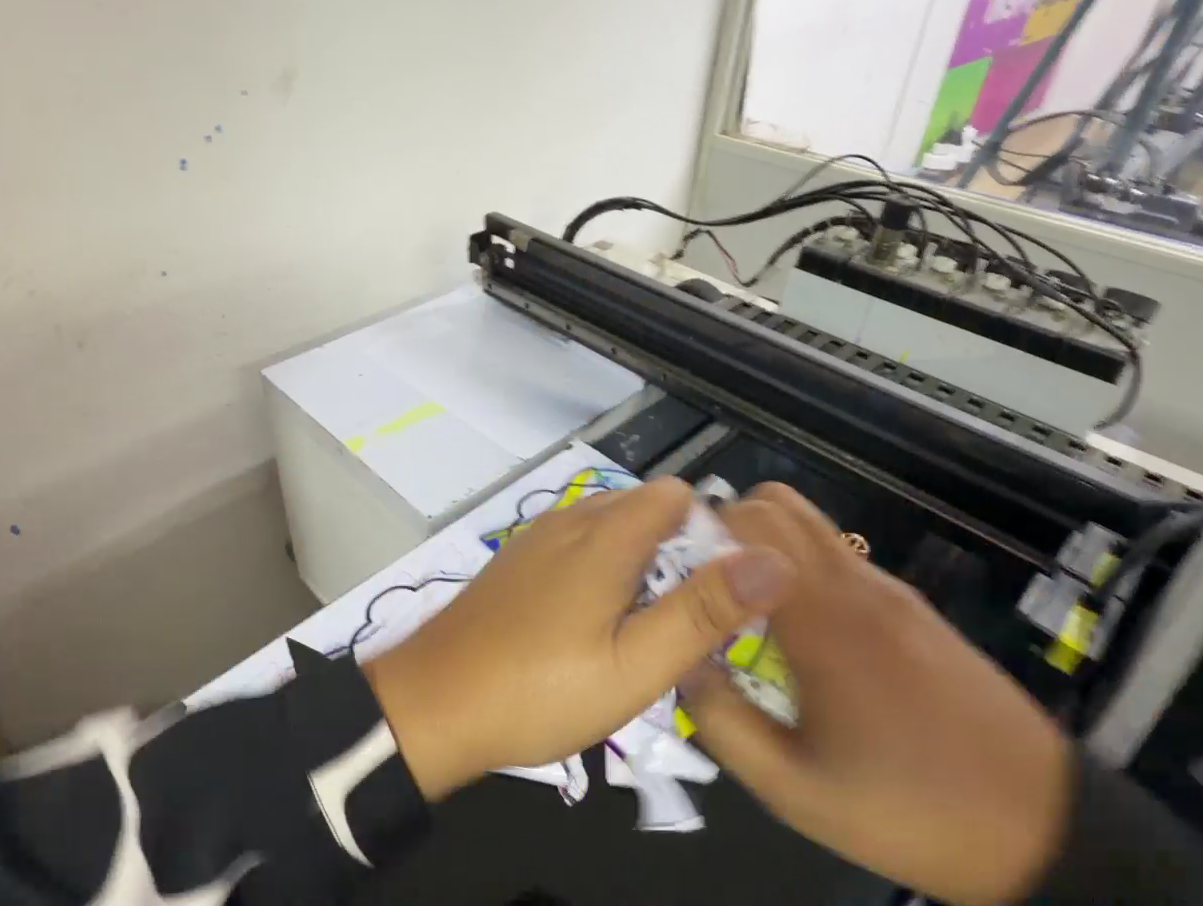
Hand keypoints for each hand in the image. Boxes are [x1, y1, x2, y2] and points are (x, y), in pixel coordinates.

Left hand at [363, 477, 801, 800]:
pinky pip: (578, 548)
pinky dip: (600, 574)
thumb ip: (703, 611)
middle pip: (646, 510)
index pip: (678, 494)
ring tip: (637, 636)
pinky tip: (589, 630)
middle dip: (678, 556)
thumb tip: (773, 560)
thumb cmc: (538, 692)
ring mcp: (537, 539)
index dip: (710, 535)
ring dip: (639, 569)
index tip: (716, 596)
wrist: (429, 707)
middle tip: (678, 629)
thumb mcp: (634, 666)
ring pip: (611, 530)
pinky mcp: (517, 563)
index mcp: (605, 534)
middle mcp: (571, 520)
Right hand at [678, 483, 1073, 905]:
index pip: (748, 521)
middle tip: (700, 583)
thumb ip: (722, 721)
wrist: (1044, 828)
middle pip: (777, 503)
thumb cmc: (908, 810)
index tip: (672, 571)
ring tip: (741, 604)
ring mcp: (890, 591)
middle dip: (726, 527)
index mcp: (821, 618)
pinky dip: (801, 567)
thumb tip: (680, 661)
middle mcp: (855, 585)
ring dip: (764, 544)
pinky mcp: (914, 608)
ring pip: (811, 525)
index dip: (699, 530)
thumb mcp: (795, 790)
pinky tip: (797, 629)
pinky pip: (840, 559)